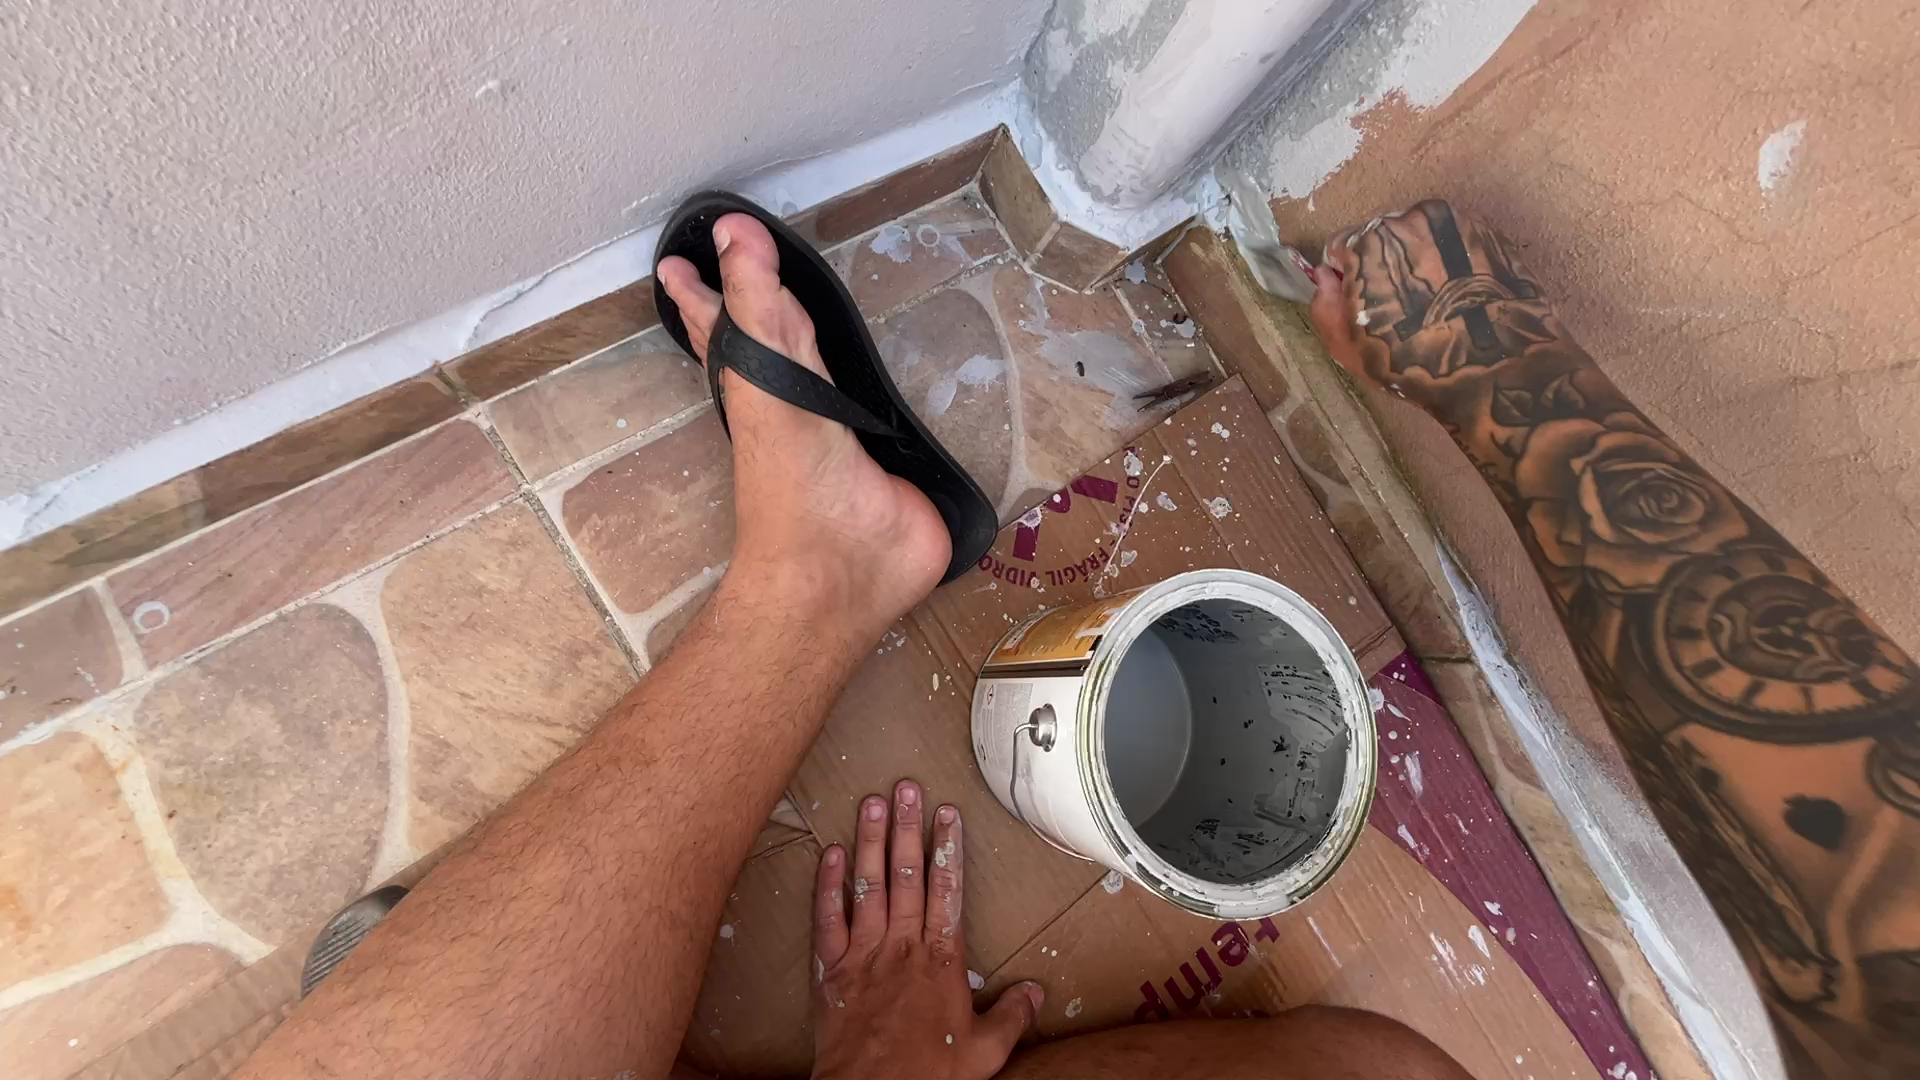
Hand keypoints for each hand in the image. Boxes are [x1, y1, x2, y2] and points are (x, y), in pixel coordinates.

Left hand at [658, 215, 950, 638]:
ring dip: (835, 347)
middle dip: (769, 308)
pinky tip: (919, 386)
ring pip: (842, 376)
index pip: (736, 324)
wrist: (845, 570)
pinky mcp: (906, 460)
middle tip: (756, 266)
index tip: (687, 261)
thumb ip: (757, 310)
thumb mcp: (766, 385)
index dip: (714, 290)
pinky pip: (909, 417)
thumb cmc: (796, 482)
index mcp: (767, 388)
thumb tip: (731, 230)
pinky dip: (912, 396)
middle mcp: (809, 407)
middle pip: (786, 345)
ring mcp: (858, 435)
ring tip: (822, 311)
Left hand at [810, 781, 1041, 1079]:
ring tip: (871, 802)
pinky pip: (827, 920)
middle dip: (907, 826)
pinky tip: (829, 853)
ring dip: (869, 841)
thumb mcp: (984, 1053)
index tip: (948, 811)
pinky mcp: (832, 969)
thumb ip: (1011, 1016)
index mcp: (940, 957)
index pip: (947, 888)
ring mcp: (864, 952)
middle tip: (906, 787)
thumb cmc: (929, 1075)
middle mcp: (902, 943)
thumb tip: (1038, 991)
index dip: (948, 846)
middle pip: (907, 873)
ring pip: (868, 885)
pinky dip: (827, 886)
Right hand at [1306, 199, 1568, 418]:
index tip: (1354, 302)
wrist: (1491, 360)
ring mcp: (1455, 220)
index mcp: (1368, 240)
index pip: (1340, 246)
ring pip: (1418, 238)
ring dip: (1413, 263)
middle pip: (1381, 238)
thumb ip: (1325, 303)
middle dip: (1378, 265)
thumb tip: (1325, 276)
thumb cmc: (1407, 356)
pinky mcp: (1488, 232)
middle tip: (1391, 305)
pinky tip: (1450, 298)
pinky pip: (1451, 244)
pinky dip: (1445, 264)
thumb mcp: (1345, 341)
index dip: (1342, 276)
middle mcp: (1411, 218)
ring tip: (1424, 303)